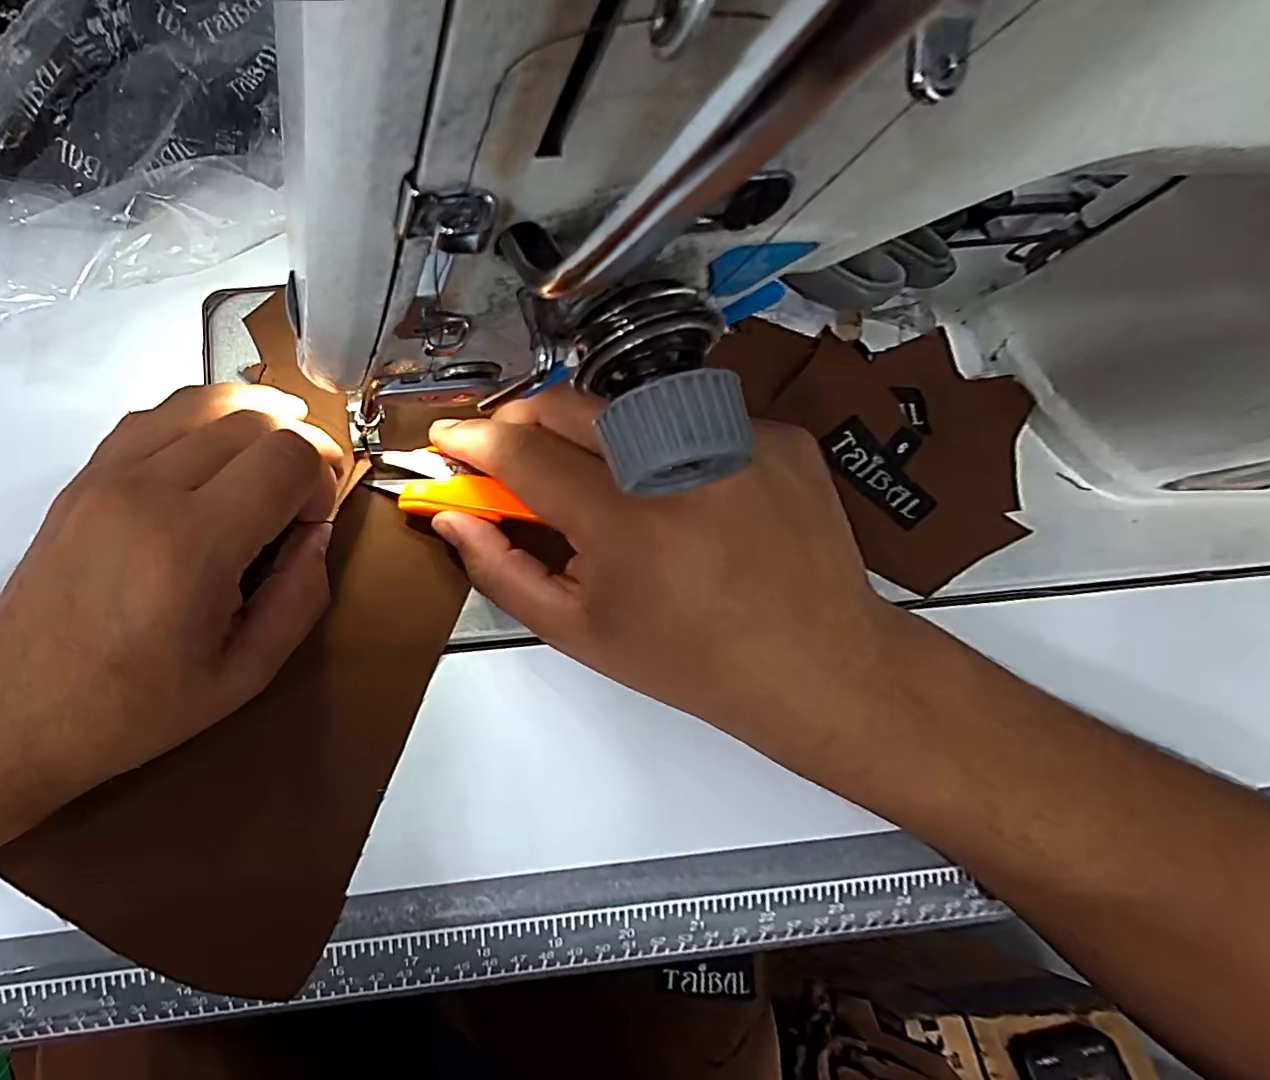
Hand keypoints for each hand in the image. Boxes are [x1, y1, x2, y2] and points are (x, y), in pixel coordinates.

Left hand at [0, 384, 348, 870]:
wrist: (16, 712)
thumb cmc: (134, 709)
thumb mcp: (243, 676)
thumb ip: (299, 599)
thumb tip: (317, 532)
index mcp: (193, 546)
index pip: (288, 456)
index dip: (322, 477)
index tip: (313, 519)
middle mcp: (148, 490)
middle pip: (252, 417)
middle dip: (297, 444)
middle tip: (301, 493)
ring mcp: (107, 474)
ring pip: (202, 401)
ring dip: (253, 418)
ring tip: (271, 456)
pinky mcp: (83, 476)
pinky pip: (153, 416)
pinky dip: (199, 420)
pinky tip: (212, 453)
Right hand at [425, 385, 911, 766]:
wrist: (819, 663)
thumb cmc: (690, 659)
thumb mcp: (573, 629)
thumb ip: (497, 568)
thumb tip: (453, 519)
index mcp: (628, 524)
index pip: (523, 452)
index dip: (472, 439)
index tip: (450, 437)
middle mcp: (686, 466)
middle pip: (568, 402)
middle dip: (520, 418)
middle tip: (506, 452)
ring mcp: (739, 441)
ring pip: (623, 402)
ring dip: (586, 430)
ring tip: (595, 482)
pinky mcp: (775, 435)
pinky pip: (685, 416)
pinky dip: (656, 442)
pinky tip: (669, 488)